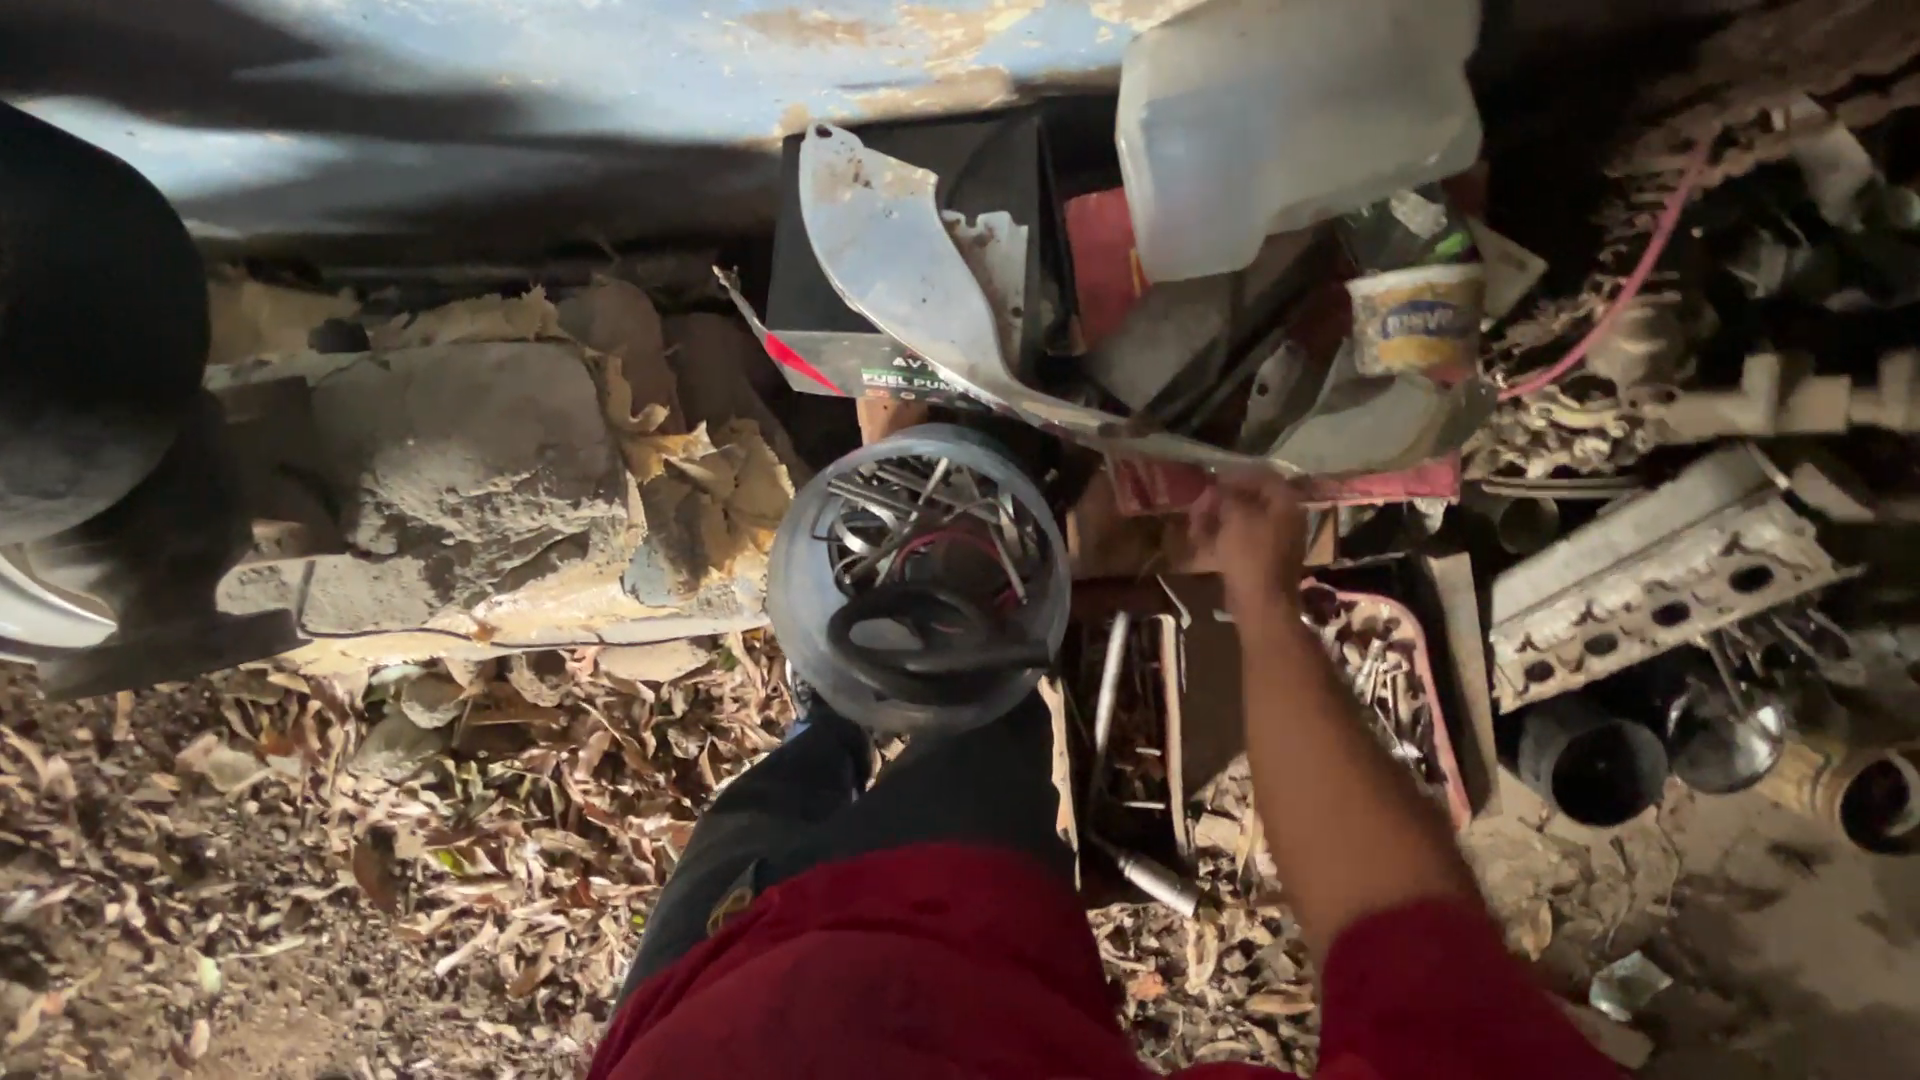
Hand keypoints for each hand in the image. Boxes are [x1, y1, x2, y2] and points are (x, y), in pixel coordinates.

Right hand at [1189, 471, 1308, 626]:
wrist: (1260, 601)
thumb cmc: (1250, 554)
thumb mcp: (1236, 517)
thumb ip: (1227, 496)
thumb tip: (1219, 487)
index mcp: (1285, 505)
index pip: (1265, 478)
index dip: (1238, 475)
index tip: (1215, 479)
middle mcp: (1285, 520)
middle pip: (1253, 500)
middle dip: (1224, 499)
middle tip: (1202, 502)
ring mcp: (1275, 541)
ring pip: (1244, 521)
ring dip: (1220, 518)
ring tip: (1197, 521)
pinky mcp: (1262, 560)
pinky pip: (1241, 540)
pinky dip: (1223, 537)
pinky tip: (1202, 540)